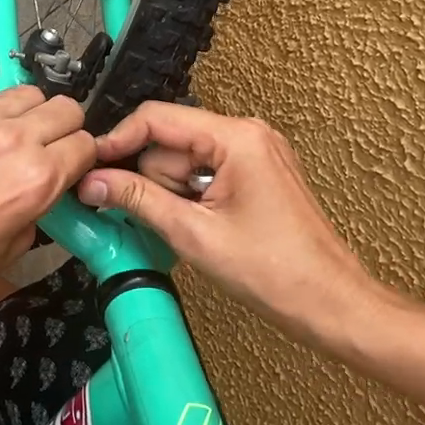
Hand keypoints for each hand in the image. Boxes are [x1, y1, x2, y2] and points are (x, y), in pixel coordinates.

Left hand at [0, 87, 95, 338]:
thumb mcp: (15, 246)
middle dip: (64, 129)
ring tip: (11, 143)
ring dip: (28, 116)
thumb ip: (41, 204)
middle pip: (64, 107)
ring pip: (25, 95)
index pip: (85, 144)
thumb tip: (49, 186)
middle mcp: (8, 140)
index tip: (72, 167)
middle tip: (48, 150)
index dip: (82, 159)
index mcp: (36, 178)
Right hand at [84, 101, 389, 347]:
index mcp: (236, 138)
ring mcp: (253, 153)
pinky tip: (198, 225)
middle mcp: (247, 134)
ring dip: (172, 193)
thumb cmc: (278, 273)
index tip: (91, 166)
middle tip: (159, 218)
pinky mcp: (254, 173)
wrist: (333, 306)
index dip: (118, 141)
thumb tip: (93, 181)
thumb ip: (136, 199)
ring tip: (190, 230)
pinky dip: (188, 196)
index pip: (157, 118)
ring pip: (182, 159)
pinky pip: (202, 171)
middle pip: (167, 140)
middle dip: (153, 179)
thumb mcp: (192, 233)